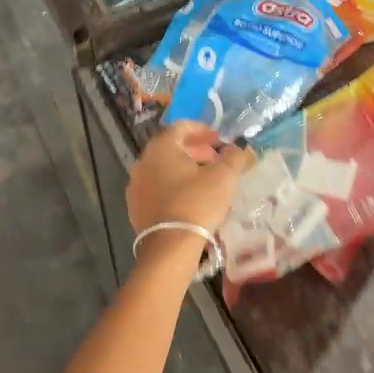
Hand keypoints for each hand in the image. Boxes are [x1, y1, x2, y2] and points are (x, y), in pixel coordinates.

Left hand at [127, 120, 249, 236]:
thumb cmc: (198, 203)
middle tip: (216, 160)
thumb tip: (238, 149)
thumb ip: (234, 157)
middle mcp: (143, 161)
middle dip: (196, 150)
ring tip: (205, 180)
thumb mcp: (224, 177)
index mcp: (162, 147)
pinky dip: (173, 185)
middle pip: (171, 147)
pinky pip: (157, 186)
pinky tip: (189, 198)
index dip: (203, 130)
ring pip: (163, 168)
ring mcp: (136, 184)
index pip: (182, 127)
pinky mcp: (135, 206)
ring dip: (184, 168)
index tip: (219, 139)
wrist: (170, 245)